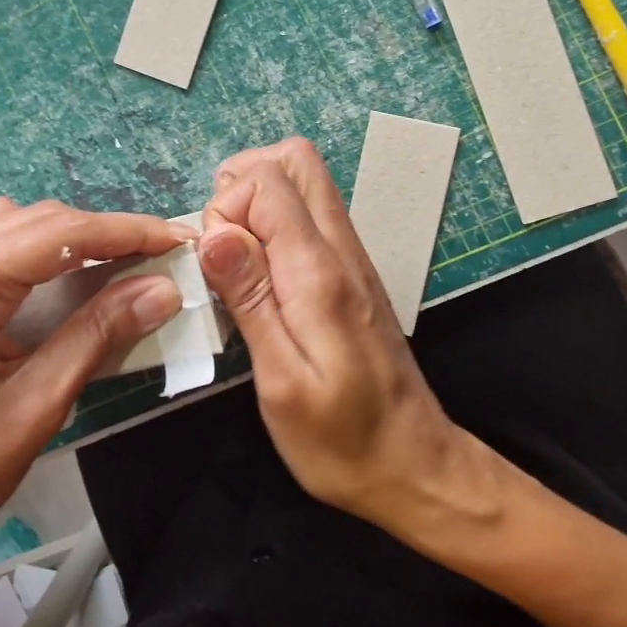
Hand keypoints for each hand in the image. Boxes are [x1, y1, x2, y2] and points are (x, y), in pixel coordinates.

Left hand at [0, 198, 193, 593]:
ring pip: (2, 227)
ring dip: (58, 241)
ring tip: (106, 270)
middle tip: (152, 259)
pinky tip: (44, 288)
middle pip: (32, 221)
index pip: (60, 234)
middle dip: (97, 235)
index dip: (126, 232)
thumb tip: (162, 290)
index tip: (175, 238)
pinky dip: (19, 256)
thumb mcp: (37, 404)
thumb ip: (99, 334)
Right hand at [197, 138, 478, 532]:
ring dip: (258, 202)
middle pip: (295, 160)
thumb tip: (215, 234)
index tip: (213, 264)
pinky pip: (310, 217)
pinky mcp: (350, 275)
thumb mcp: (282, 382)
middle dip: (242, 183)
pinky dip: (274, 225)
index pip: (268, 181)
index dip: (225, 207)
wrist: (414, 465)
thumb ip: (250, 300)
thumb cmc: (341, 441)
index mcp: (318, 273)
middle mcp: (340, 250)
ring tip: (234, 264)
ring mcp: (350, 259)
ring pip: (304, 183)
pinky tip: (258, 279)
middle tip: (220, 246)